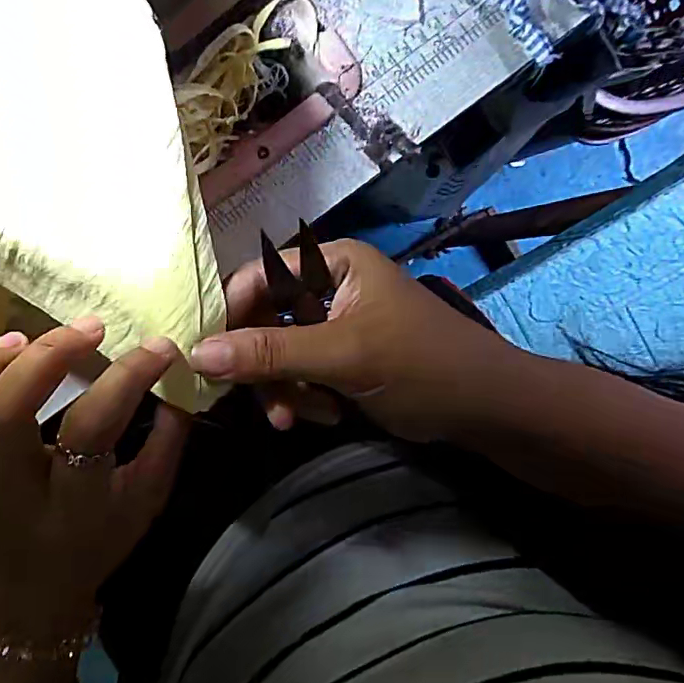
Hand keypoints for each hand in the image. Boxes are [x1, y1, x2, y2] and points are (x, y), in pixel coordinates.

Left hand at [0, 318, 190, 639]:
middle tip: (86, 330)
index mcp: (72, 506)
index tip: (157, 347)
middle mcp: (12, 497)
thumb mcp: (148, 501)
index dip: (125, 379)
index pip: (91, 431)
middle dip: (43, 360)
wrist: (36, 599)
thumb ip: (166, 441)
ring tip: (20, 340)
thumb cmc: (99, 543)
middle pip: (1, 419)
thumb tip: (173, 376)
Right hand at [189, 239, 527, 442]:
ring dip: (286, 390)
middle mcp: (328, 286)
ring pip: (279, 354)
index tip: (210, 358)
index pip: (258, 278)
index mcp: (331, 263)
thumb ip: (271, 353)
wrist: (485, 410)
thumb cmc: (421, 365)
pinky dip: (306, 398)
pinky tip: (329, 417)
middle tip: (267, 406)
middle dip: (266, 368)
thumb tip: (198, 354)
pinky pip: (300, 374)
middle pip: (265, 321)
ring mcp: (335, 324)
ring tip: (305, 418)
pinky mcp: (341, 359)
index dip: (231, 316)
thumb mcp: (344, 355)